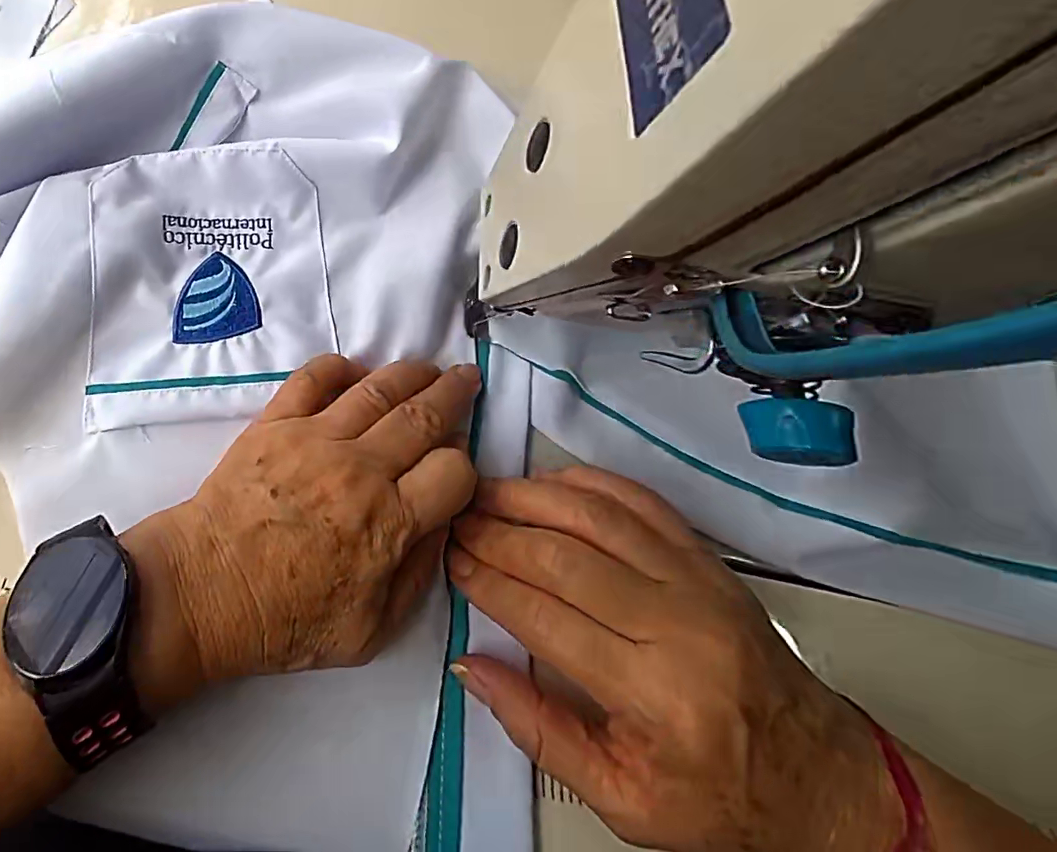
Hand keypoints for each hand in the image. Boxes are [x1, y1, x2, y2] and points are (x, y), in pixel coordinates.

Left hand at [125, 354, 481, 688]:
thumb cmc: (287, 617)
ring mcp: (312, 441)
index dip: (463, 462)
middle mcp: (359, 471)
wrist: (208, 586)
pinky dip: (335, 367)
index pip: (453, 469)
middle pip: (421, 417)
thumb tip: (443, 522)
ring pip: (373, 391)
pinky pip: (309, 380)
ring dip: (407, 373)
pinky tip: (352, 368)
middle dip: (452, 395)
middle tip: (464, 379)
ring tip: (425, 366)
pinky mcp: (271, 426)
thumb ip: (417, 572)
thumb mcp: (374, 628)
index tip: (454, 460)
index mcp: (391, 522)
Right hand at [447, 467, 899, 851]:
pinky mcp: (713, 566)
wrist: (835, 789)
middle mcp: (681, 630)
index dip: (483, 580)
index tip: (448, 560)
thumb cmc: (722, 799)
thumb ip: (536, 730)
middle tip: (453, 523)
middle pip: (560, 557)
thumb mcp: (623, 799)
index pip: (540, 615)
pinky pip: (641, 503)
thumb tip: (467, 665)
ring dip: (528, 497)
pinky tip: (545, 484)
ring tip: (484, 495)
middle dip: (493, 533)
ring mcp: (703, 588)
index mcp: (655, 695)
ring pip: (596, 517)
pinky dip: (586, 483)